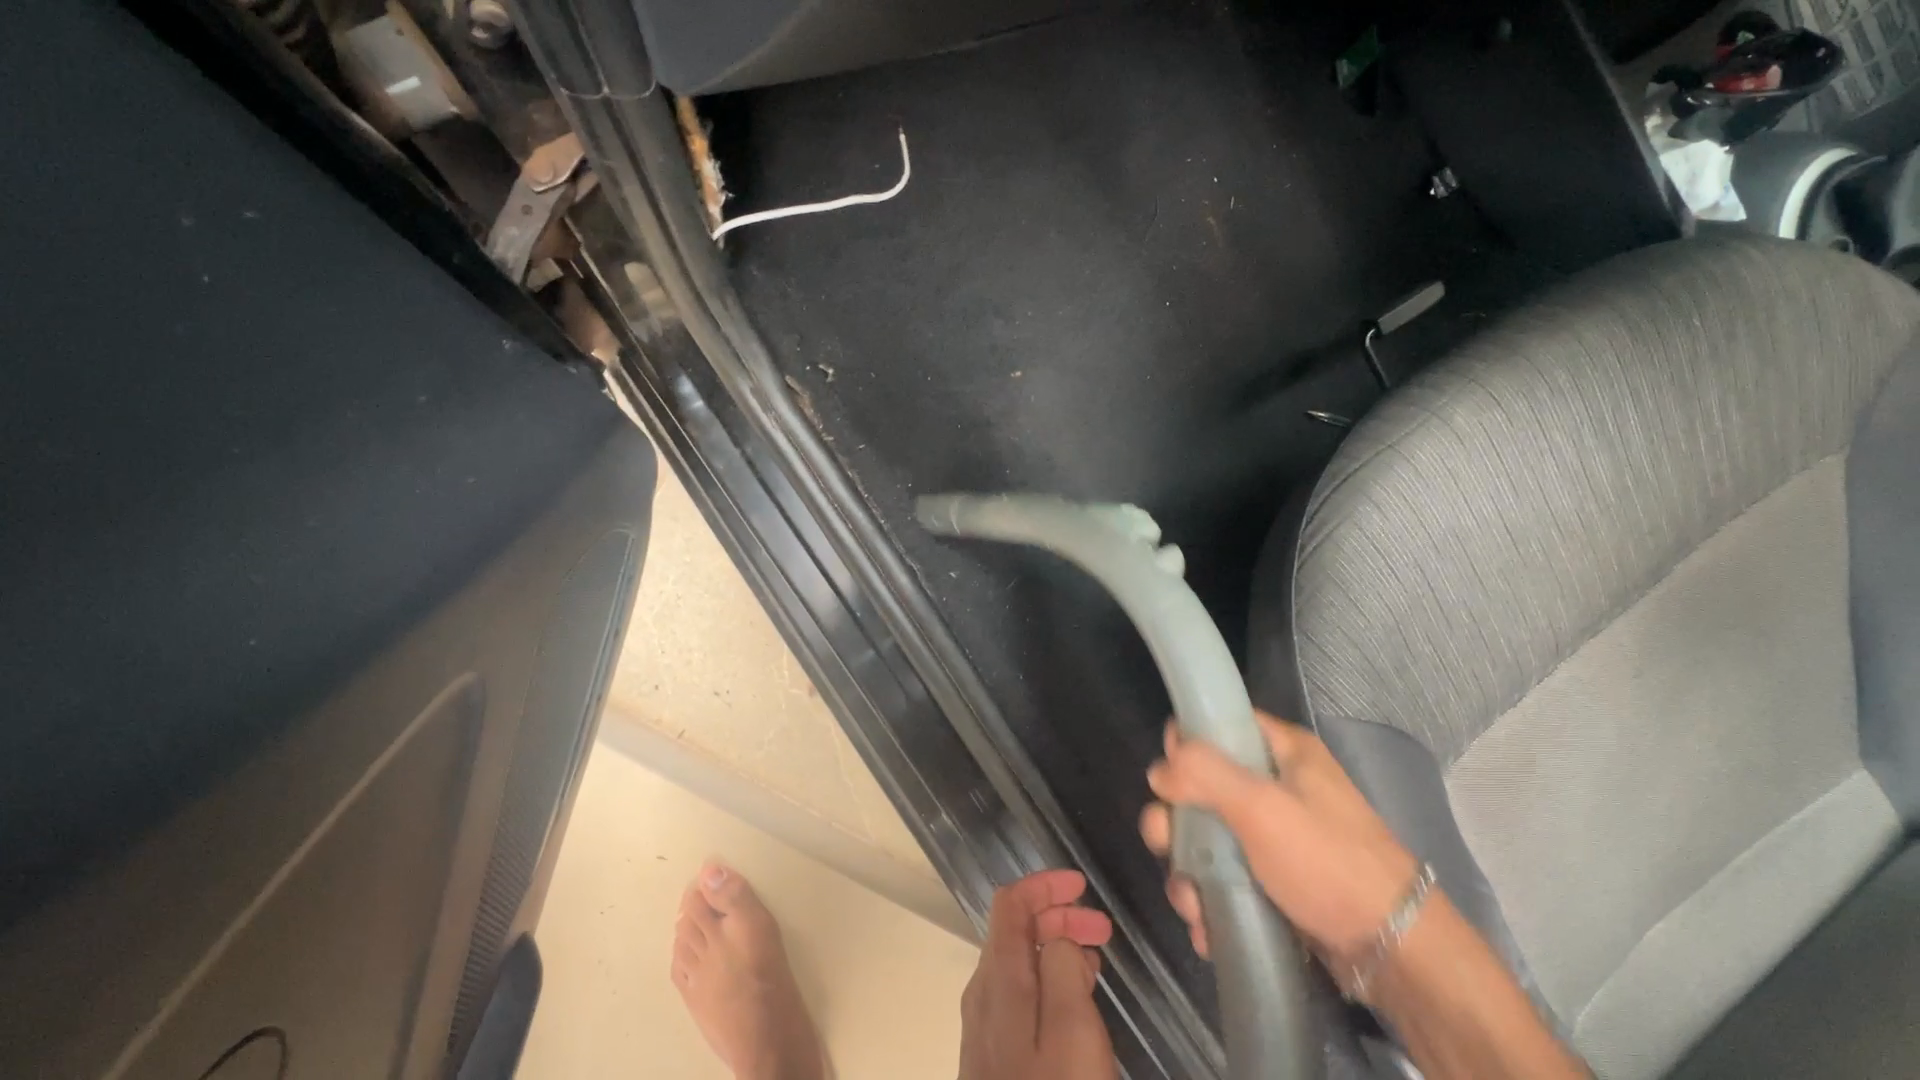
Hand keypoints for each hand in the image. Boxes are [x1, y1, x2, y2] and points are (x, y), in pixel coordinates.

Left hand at [958, 869, 1117, 1079]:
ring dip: (1057, 949)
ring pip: (1019, 963)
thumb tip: (1057, 936)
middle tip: (1105, 934)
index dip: (1045, 885)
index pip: (1010, 903)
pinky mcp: (994, 1053)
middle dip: (1060, 918)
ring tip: (1096, 964)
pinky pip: (1020, 995)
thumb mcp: (1071, 1029)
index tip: (1084, 886)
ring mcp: (985, 1024)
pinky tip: (1076, 1001)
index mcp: (999, 977)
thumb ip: (1062, 968)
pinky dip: (1049, 980)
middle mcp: (983, 992)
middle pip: (1015, 930)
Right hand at [1139, 712, 1419, 968]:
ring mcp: (1276, 840)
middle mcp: (1279, 789)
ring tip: (1195, 907)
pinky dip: (1211, 904)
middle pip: (1202, 790)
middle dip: (1176, 826)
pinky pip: (1225, 882)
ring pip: (1208, 843)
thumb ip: (1204, 775)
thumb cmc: (1327, 862)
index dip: (1188, 745)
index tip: (1167, 779)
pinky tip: (1209, 928)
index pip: (1223, 725)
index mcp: (1284, 754)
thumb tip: (1159, 768)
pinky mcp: (1275, 884)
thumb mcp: (1262, 807)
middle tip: (1167, 848)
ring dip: (1190, 875)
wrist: (1392, 950)